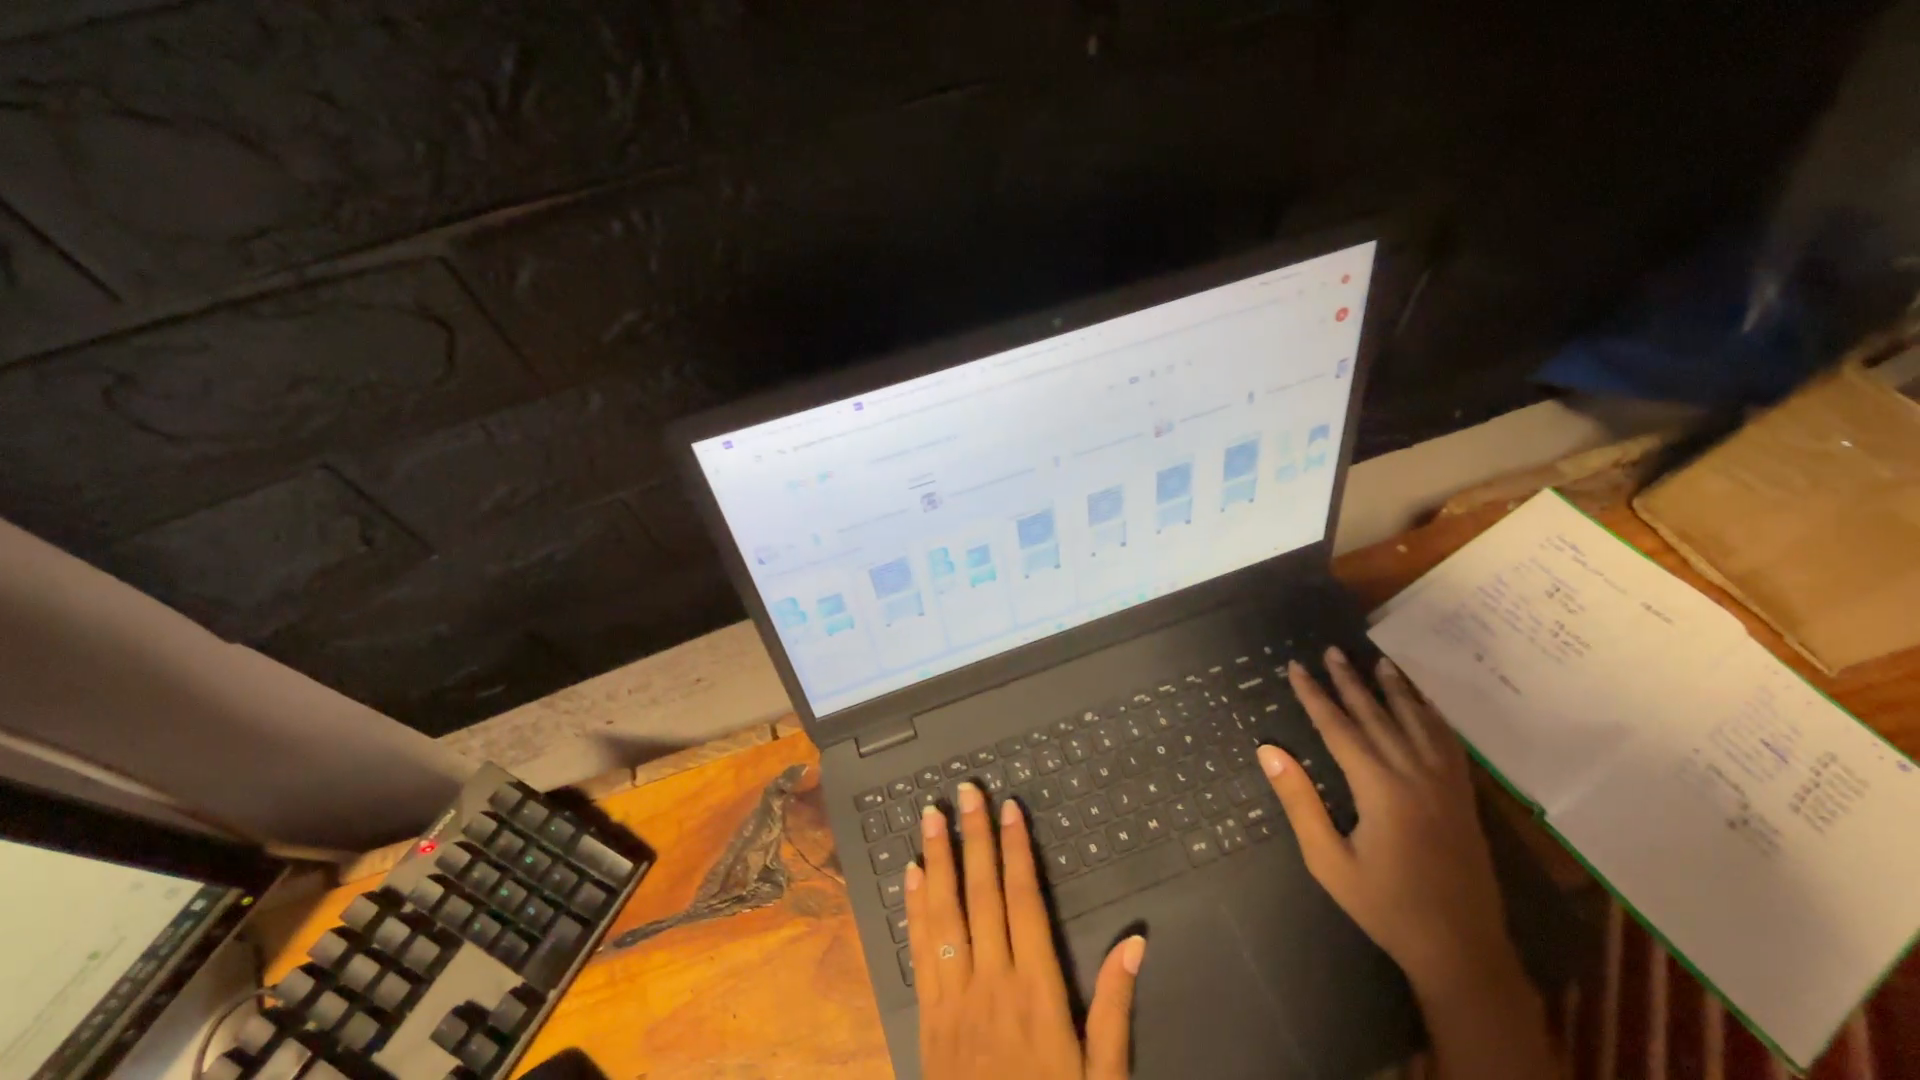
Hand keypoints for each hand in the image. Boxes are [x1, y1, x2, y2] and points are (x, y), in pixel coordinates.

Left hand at [906, 781, 1147, 1079]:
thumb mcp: (1101, 1074)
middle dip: (973, 838)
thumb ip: (1114, 1007)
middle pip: (980, 895)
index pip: (1023, 902)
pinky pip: (920, 950)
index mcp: (1037, 989)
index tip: (1010, 810)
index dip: (1016, 851)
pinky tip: (911, 873)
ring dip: (937, 859)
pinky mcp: (928, 1015)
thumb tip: (1135, 942)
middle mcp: (991, 981)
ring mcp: (953, 996)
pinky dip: (915, 906)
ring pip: (943, 913)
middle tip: (965, 791)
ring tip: (931, 815)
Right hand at [1256, 648, 1511, 989]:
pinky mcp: (1464, 797)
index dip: (1315, 696)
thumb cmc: (1385, 906)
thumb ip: (1300, 802)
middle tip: (1333, 651)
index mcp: (1381, 789)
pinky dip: (1433, 716)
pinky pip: (1448, 743)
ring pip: (1417, 723)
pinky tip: (1425, 705)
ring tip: (1379, 662)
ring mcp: (1446, 784)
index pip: (1340, 728)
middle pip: (1378, 716)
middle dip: (1351, 682)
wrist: (1461, 947)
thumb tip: (1269, 752)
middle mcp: (1416, 775)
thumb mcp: (1329, 861)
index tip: (1297, 667)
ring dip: (1396, 690)